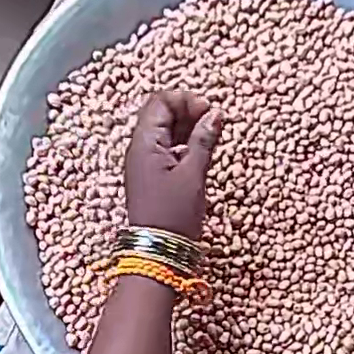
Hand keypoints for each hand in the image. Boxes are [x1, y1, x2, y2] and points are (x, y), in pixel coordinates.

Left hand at [123, 90, 221, 237]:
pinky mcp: (151, 178)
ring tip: (210, 139)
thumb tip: (215, 114)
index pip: (160, 102)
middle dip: (188, 112)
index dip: (186, 100)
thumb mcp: (193, 175)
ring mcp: (143, 165)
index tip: (210, 112)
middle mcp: (139, 150)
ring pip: (164, 133)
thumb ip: (204, 141)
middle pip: (161, 114)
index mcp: (144, 144)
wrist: (158, 253)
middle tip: (213, 123)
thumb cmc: (174, 217)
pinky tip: (199, 156)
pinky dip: (183, 147)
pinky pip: (166, 151)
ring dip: (187, 129)